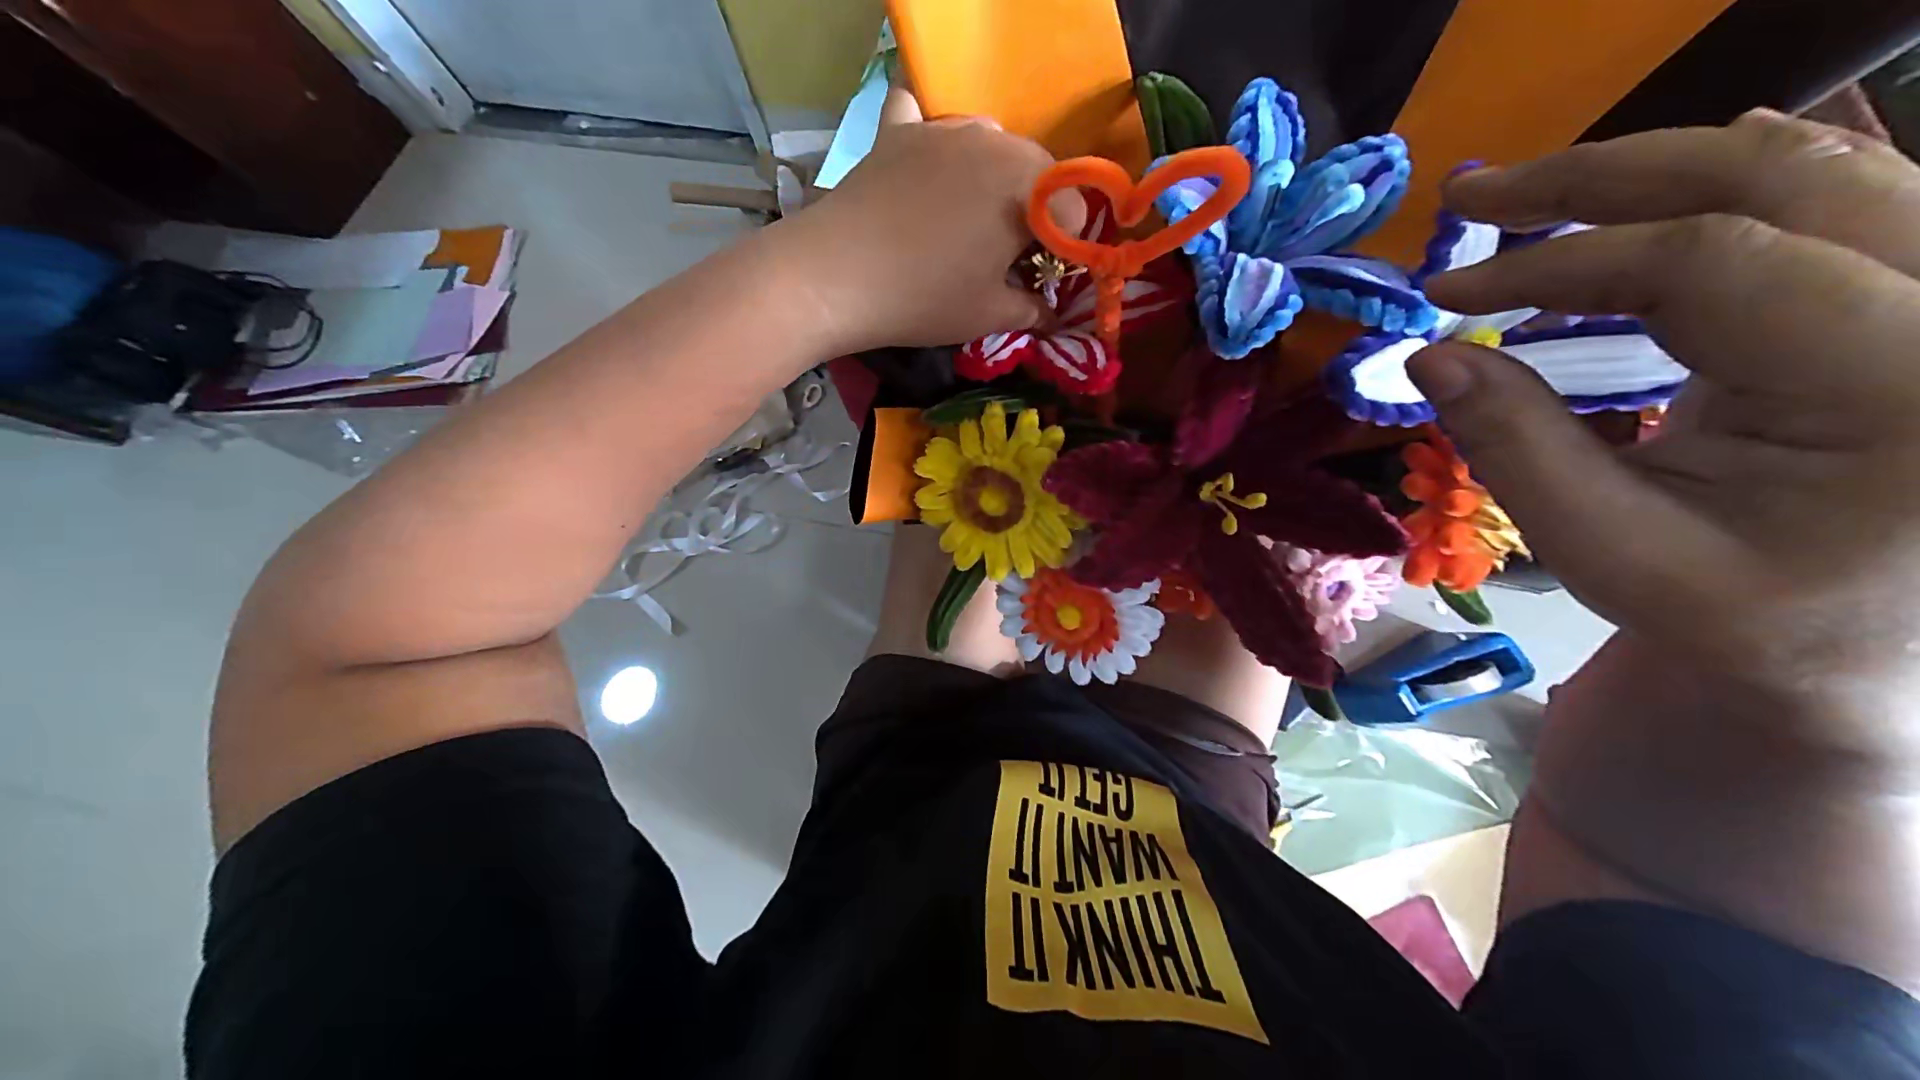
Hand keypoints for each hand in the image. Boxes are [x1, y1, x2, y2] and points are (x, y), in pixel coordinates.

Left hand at [766, 88, 1082, 354]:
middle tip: (1009, 252)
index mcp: (1027, 188)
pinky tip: (924, 155)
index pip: (1070, 211)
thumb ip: (1029, 310)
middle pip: (1035, 170)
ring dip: (992, 173)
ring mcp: (941, 130)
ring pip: (988, 141)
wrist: (836, 276)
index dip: (1063, 248)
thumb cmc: (924, 298)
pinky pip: (922, 115)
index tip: (1042, 276)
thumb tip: (1049, 314)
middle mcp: (994, 143)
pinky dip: (929, 131)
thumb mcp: (987, 315)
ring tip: (970, 215)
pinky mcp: (896, 132)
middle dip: (1034, 209)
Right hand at [1407, 111, 1919, 750]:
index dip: (1555, 262)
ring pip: (1812, 166)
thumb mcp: (1605, 551)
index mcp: (1902, 385)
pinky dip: (1729, 178)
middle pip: (1775, 175)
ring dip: (1651, 168)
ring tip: (1529, 193)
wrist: (1875, 647)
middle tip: (1470, 196)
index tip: (1443, 292)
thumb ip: (1514, 447)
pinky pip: (1841, 195)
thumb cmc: (1739, 615)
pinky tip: (1662, 177)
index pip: (1708, 262)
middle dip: (1598, 177)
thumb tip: (1427, 354)